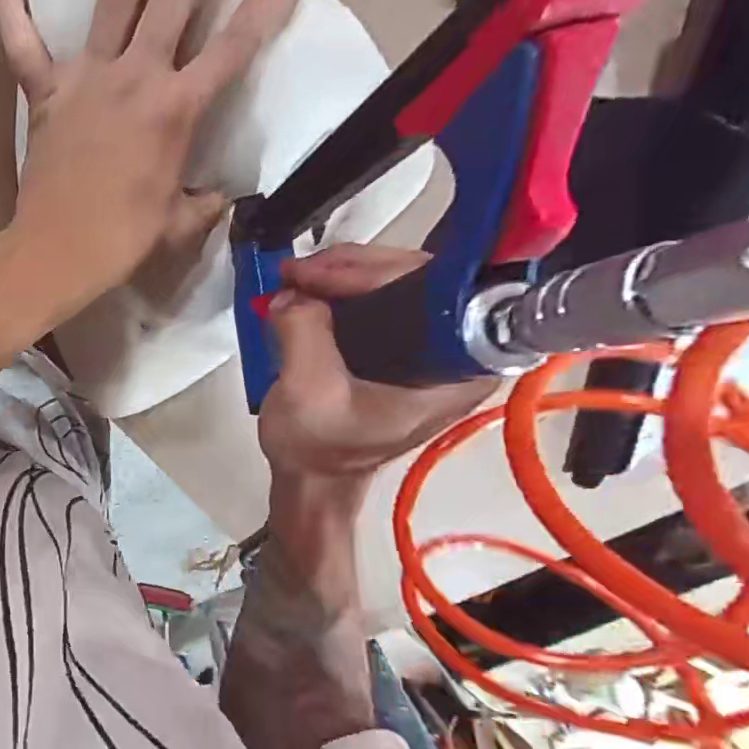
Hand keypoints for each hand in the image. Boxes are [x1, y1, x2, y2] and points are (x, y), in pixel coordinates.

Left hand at [0, 0, 302, 331]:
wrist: (56, 253)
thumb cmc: (121, 241)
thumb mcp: (176, 224)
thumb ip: (202, 203)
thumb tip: (217, 197)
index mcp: (177, 108)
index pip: (235, 45)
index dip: (266, 8)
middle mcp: (136, 76)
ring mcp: (87, 78)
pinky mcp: (45, 95)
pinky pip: (24, 49)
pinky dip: (13, 18)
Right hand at [260, 246, 495, 480]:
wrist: (312, 479)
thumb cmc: (316, 447)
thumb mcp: (305, 393)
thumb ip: (303, 336)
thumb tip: (290, 291)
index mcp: (458, 366)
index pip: (435, 289)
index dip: (378, 272)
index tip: (321, 273)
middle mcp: (458, 350)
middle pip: (419, 278)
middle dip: (353, 269)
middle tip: (297, 271)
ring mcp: (430, 348)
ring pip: (397, 284)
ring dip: (342, 275)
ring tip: (294, 279)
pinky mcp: (403, 349)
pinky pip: (380, 303)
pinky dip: (340, 291)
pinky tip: (306, 291)